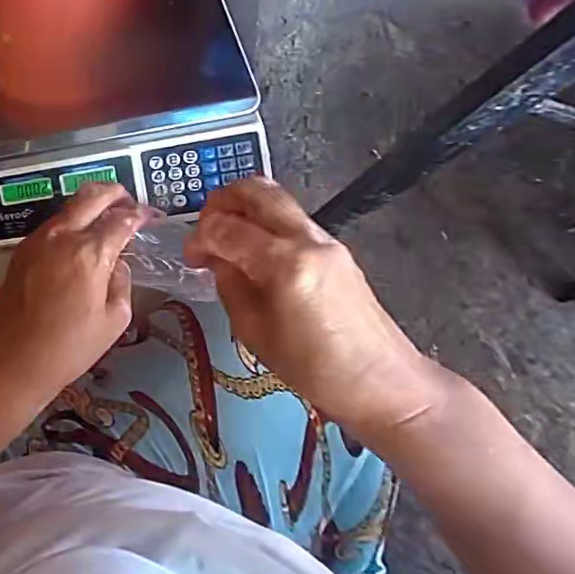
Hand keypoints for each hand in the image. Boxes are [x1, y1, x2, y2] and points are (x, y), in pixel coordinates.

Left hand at [0, 183, 143, 402]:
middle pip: (92, 194)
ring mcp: (39, 239)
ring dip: (92, 205)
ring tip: (108, 219)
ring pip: (70, 205)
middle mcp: (62, 236)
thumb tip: (117, 264)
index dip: (141, 214)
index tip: (151, 217)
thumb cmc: (65, 347)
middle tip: (131, 203)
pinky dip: (73, 221)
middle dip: (116, 193)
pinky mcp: (24, 249)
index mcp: (89, 253)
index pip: (122, 218)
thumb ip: (121, 282)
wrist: (12, 357)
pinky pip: (54, 223)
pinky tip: (83, 239)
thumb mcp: (114, 320)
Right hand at [184, 178, 444, 437]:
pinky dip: (263, 223)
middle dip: (219, 201)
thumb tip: (217, 259)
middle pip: (255, 190)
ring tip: (227, 239)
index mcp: (283, 264)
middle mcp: (306, 240)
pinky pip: (289, 219)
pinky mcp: (335, 247)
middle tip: (204, 227)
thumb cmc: (313, 369)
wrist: (383, 383)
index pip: (225, 227)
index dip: (198, 237)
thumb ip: (229, 285)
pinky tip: (253, 253)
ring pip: (274, 198)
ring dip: (243, 209)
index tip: (191, 257)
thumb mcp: (253, 331)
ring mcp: (325, 239)